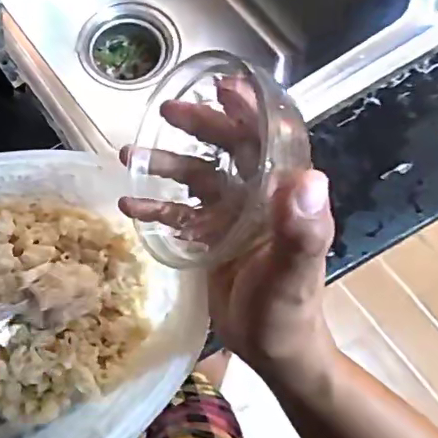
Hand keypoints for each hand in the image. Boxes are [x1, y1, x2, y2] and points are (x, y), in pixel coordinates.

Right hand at [120, 77, 335, 371]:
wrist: (274, 352)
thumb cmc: (289, 312)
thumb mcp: (294, 272)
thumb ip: (301, 229)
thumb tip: (309, 178)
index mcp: (282, 196)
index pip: (267, 140)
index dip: (248, 110)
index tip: (223, 85)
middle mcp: (257, 198)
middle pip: (226, 150)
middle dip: (198, 126)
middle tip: (166, 111)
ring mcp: (232, 218)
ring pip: (196, 178)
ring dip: (166, 163)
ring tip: (128, 154)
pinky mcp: (212, 238)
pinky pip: (180, 214)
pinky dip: (157, 206)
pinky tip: (131, 204)